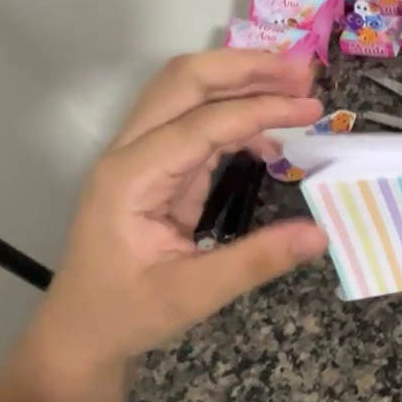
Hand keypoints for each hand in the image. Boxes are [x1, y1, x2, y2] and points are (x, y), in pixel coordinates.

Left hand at [24, 51, 330, 380]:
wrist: (81, 333)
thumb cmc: (127, 313)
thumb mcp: (194, 294)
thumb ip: (257, 260)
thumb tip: (320, 234)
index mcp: (132, 177)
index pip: (202, 123)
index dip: (261, 109)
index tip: (314, 109)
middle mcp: (132, 154)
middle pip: (184, 82)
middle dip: (246, 68)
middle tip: (305, 74)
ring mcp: (142, 159)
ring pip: (188, 95)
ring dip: (242, 83)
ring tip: (298, 89)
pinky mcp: (158, 172)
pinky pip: (198, 126)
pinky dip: (237, 118)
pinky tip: (273, 139)